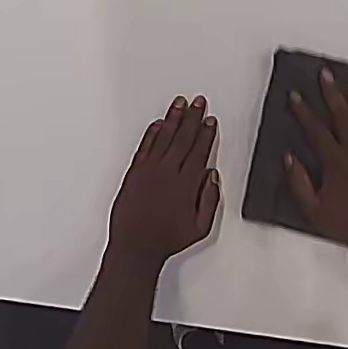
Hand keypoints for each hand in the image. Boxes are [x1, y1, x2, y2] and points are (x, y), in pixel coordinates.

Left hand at [108, 95, 220, 269]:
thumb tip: (212, 177)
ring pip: (164, 137)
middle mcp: (168, 173)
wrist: (136, 245)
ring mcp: (150, 170)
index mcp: (187, 184)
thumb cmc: (166, 239)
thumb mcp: (200, 227)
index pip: (200, 151)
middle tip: (198, 102)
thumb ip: (210, 200)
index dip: (206, 134)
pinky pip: (145, 147)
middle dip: (193, 117)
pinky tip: (158, 123)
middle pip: (183, 138)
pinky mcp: (135, 172)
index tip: (210, 121)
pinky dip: (151, 133)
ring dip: (173, 118)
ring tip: (179, 103)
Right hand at [286, 69, 347, 256]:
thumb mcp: (312, 208)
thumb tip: (289, 158)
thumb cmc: (347, 224)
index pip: (315, 130)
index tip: (296, 96)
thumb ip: (298, 181)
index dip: (304, 111)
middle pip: (342, 116)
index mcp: (336, 161)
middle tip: (326, 74)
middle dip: (332, 93)